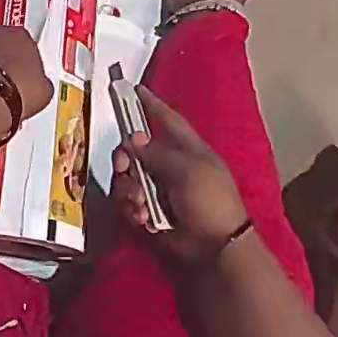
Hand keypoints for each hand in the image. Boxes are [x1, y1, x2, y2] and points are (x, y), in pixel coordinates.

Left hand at [0, 24, 51, 120]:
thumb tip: (39, 87)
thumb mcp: (43, 91)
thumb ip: (41, 81)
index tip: (23, 74)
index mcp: (23, 36)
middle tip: (4, 80)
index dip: (24, 61)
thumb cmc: (12, 92)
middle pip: (0, 42)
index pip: (26, 43)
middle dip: (1, 58)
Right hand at [111, 86, 249, 263]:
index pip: (167, 120)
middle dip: (126, 157)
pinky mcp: (147, 210)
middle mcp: (169, 165)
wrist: (214, 247)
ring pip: (127, 176)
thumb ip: (157, 153)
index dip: (152, 105)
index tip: (134, 89)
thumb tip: (132, 138)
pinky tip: (142, 219)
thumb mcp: (188, 171)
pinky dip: (131, 209)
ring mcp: (157, 189)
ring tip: (140, 205)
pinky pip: (127, 201)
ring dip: (130, 190)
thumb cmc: (209, 202)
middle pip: (135, 148)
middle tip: (124, 167)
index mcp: (187, 150)